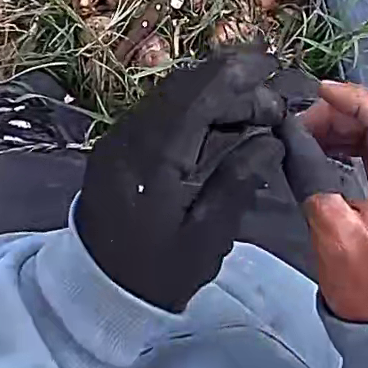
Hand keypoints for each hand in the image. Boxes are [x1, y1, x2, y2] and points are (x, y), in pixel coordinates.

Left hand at [77, 46, 288, 311]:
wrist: (92, 291)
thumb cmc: (155, 273)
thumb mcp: (205, 239)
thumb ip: (237, 182)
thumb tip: (272, 139)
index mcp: (153, 157)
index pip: (199, 96)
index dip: (240, 80)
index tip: (274, 80)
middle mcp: (132, 133)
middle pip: (185, 84)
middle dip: (232, 76)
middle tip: (271, 86)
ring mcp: (122, 133)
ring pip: (172, 89)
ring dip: (214, 85)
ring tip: (253, 95)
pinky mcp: (120, 139)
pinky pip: (162, 104)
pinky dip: (196, 99)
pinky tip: (220, 112)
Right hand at [290, 80, 367, 322]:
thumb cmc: (366, 293)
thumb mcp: (332, 233)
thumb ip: (314, 175)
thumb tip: (296, 136)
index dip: (356, 100)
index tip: (320, 92)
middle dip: (348, 115)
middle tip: (306, 124)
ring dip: (355, 129)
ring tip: (314, 134)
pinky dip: (366, 146)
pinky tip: (335, 147)